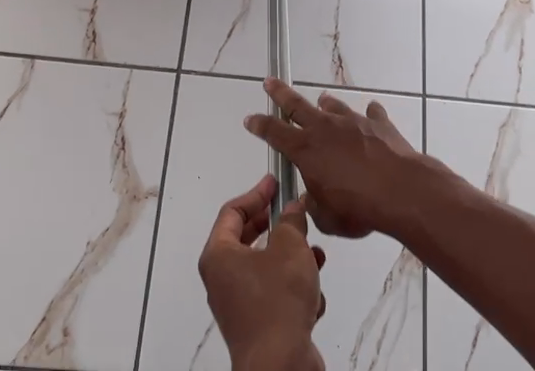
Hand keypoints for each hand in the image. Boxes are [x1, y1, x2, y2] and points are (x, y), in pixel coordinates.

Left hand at [198, 175, 326, 370]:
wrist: (280, 365)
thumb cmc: (278, 298)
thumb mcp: (290, 246)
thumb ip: (292, 220)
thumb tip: (293, 208)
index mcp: (218, 255)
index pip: (232, 211)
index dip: (256, 193)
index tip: (276, 182)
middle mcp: (222, 279)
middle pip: (249, 240)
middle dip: (279, 228)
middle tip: (297, 214)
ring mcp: (239, 305)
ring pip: (268, 269)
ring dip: (293, 260)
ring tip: (316, 257)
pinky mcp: (258, 326)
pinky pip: (276, 296)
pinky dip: (295, 292)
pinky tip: (313, 297)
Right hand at [244, 78, 432, 238]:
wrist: (401, 190)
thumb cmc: (358, 208)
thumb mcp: (327, 218)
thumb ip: (315, 206)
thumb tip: (312, 198)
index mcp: (306, 150)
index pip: (274, 133)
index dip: (260, 125)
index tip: (250, 118)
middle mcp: (326, 128)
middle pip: (296, 105)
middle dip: (280, 93)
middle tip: (270, 82)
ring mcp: (353, 122)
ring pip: (334, 106)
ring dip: (326, 103)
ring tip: (323, 99)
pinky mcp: (379, 124)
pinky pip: (371, 114)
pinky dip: (369, 114)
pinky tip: (371, 113)